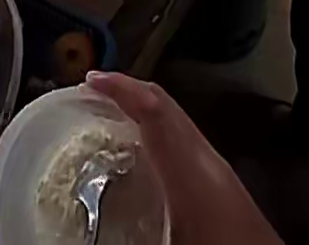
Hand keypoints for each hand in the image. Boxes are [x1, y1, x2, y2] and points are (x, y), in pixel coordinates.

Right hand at [86, 72, 286, 244]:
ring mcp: (215, 166)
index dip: (122, 89)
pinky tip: (141, 151)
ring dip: (142, 106)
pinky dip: (156, 127)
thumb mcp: (171, 241)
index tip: (93, 80)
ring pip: (174, 118)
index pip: (155, 111)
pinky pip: (181, 136)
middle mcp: (205, 158)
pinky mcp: (219, 180)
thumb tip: (89, 233)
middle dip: (128, 90)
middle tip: (93, 92)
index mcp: (192, 171)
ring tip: (109, 113)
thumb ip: (127, 235)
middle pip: (165, 104)